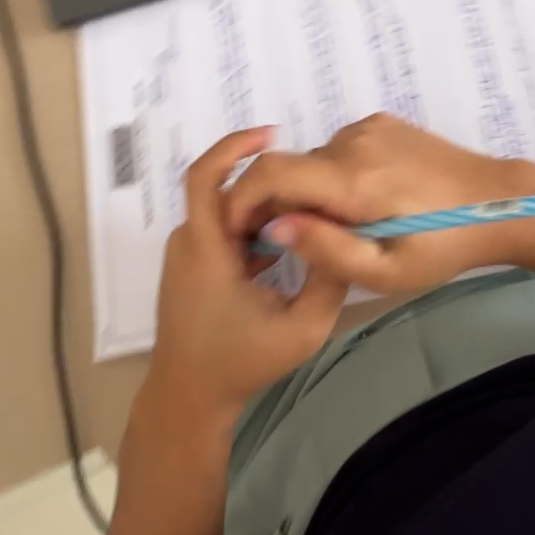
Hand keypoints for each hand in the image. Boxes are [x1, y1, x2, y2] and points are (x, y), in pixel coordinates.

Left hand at [146, 128, 348, 416]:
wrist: (188, 400)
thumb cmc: (240, 364)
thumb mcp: (301, 329)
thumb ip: (328, 280)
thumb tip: (346, 235)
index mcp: (206, 249)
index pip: (205, 177)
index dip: (234, 146)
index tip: (271, 135)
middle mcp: (190, 242)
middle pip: (227, 190)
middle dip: (269, 186)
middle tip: (312, 192)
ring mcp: (188, 255)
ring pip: (229, 211)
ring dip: (265, 210)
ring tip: (306, 219)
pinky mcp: (194, 266)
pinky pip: (225, 231)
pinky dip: (255, 230)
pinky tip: (285, 249)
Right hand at [224, 114, 534, 294]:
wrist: (497, 202)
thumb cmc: (442, 247)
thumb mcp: (385, 271)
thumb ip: (325, 249)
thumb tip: (273, 227)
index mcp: (352, 180)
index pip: (270, 172)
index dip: (242, 199)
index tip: (239, 231)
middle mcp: (353, 142)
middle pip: (289, 168)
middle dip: (278, 203)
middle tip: (299, 241)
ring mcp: (369, 126)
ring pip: (314, 160)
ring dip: (311, 190)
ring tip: (343, 224)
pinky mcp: (383, 122)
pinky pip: (339, 148)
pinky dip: (335, 173)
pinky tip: (366, 199)